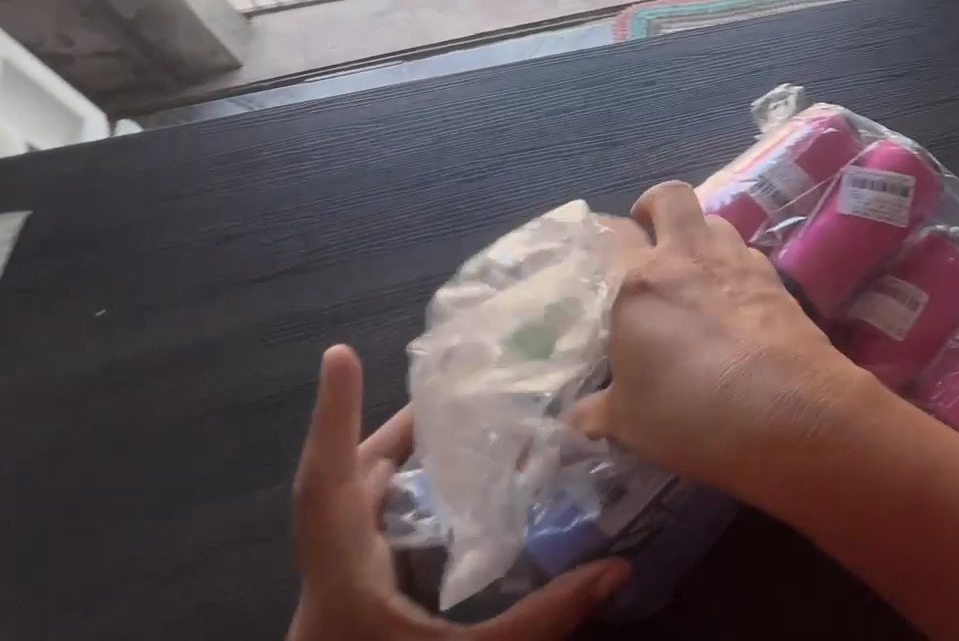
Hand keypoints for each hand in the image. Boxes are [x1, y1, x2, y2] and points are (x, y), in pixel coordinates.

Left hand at [287, 345, 629, 640]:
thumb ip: (543, 619)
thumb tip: (620, 566)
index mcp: (342, 580)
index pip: (328, 483)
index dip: (332, 417)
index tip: (338, 355)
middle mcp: (330, 576)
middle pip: (341, 483)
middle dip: (384, 427)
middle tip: (444, 389)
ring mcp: (336, 594)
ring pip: (349, 507)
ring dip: (389, 459)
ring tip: (448, 426)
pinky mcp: (351, 607)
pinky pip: (365, 531)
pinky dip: (397, 496)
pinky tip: (443, 496)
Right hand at [573, 182, 874, 497]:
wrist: (786, 406)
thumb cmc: (691, 410)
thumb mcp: (626, 421)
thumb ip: (598, 409)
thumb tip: (580, 415)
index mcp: (642, 281)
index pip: (615, 232)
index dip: (603, 235)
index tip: (598, 250)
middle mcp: (691, 256)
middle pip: (672, 197)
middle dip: (655, 206)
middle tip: (648, 236)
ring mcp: (740, 261)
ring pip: (716, 221)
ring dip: (700, 235)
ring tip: (692, 269)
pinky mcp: (777, 277)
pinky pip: (748, 254)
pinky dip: (735, 265)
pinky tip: (732, 299)